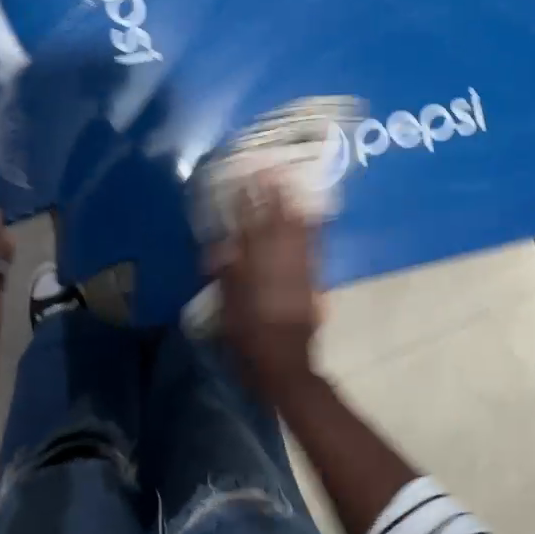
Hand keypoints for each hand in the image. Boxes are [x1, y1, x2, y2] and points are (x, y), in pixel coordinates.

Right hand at [211, 173, 322, 399]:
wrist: (286, 366)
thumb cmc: (249, 342)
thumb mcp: (227, 310)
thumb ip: (225, 276)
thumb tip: (220, 246)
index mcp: (252, 269)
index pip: (247, 227)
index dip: (245, 201)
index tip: (244, 178)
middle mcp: (278, 263)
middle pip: (275, 220)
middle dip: (273, 193)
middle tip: (272, 167)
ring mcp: (299, 268)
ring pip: (296, 228)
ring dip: (293, 202)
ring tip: (292, 179)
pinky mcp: (314, 277)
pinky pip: (314, 245)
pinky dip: (314, 225)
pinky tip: (314, 211)